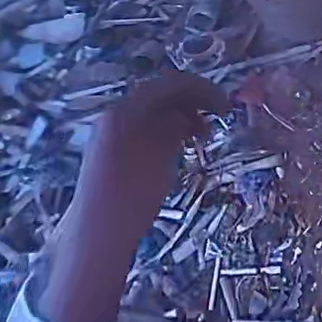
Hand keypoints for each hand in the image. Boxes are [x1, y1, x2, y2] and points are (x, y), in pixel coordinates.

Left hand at [39, 72, 225, 321]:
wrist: (97, 237)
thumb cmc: (132, 196)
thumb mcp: (161, 157)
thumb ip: (175, 128)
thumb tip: (190, 114)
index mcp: (125, 110)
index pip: (169, 85)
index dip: (201, 90)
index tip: (224, 105)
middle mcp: (116, 114)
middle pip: (160, 94)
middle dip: (192, 101)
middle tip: (218, 114)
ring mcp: (112, 131)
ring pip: (154, 110)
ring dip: (181, 115)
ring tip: (204, 134)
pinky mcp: (113, 148)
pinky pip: (145, 126)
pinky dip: (167, 129)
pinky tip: (183, 143)